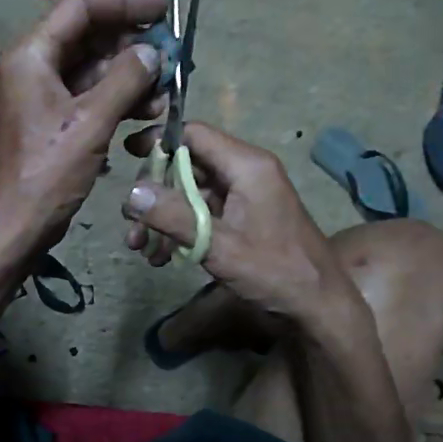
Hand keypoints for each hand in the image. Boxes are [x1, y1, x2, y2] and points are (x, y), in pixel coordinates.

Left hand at [0, 0, 168, 262]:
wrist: (20, 224)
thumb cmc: (49, 172)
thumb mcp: (92, 121)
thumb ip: (126, 79)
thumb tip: (152, 52)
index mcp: (32, 55)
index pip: (81, 7)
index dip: (124, 2)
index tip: (164, 8)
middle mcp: (35, 67)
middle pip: (90, 36)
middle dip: (133, 44)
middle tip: (172, 56)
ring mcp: (44, 95)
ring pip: (95, 69)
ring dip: (131, 76)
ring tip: (165, 92)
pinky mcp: (55, 121)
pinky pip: (92, 96)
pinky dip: (119, 100)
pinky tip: (148, 113)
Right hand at [121, 122, 357, 327]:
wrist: (316, 307)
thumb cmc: (274, 271)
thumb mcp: (218, 245)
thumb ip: (174, 216)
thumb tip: (131, 192)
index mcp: (247, 166)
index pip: (194, 135)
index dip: (159, 141)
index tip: (126, 155)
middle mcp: (244, 173)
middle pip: (186, 166)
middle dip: (154, 193)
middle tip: (130, 223)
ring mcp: (243, 197)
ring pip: (189, 195)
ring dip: (161, 218)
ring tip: (140, 249)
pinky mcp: (240, 219)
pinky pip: (200, 215)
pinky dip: (178, 231)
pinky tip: (161, 258)